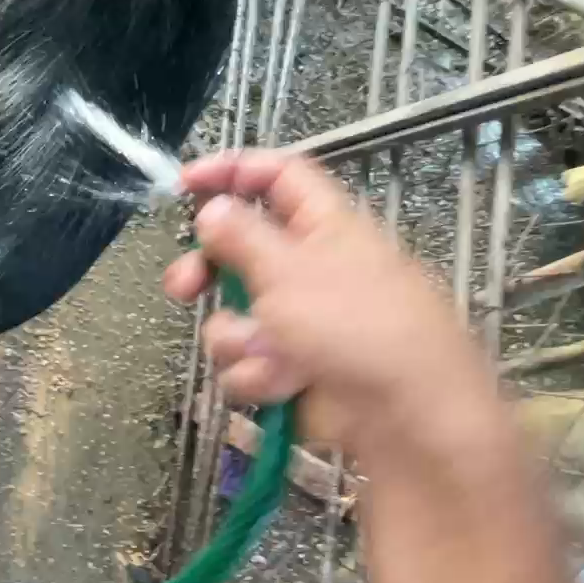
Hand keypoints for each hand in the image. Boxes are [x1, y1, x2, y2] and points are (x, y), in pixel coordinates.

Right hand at [162, 151, 495, 457]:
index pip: (276, 178)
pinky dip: (255, 375)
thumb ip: (242, 238)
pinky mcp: (285, 364)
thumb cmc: (356, 326)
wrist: (400, 410)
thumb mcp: (290, 272)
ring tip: (268, 355)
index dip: (232, 172)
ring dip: (238, 341)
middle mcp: (306, 269)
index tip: (185, 183)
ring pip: (231, 318)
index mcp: (323, 227)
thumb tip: (212, 207)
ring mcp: (294, 320)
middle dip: (206, 274)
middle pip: (235, 253)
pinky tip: (283, 383)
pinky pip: (243, 361)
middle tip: (183, 289)